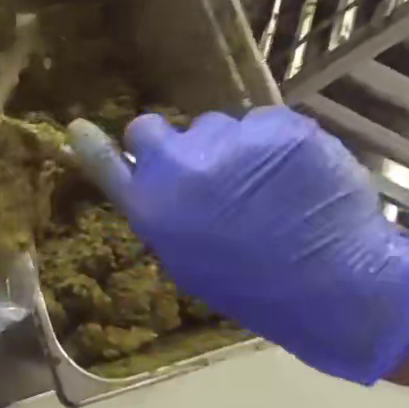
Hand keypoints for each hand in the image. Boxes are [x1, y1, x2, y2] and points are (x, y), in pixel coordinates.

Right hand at [69, 107, 408, 384]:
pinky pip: (264, 123)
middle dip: (170, 142)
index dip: (92, 145)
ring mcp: (229, 141)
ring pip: (217, 126)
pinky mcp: (278, 126)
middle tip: (204, 169)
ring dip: (230, 146)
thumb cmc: (249, 284)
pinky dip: (275, 144)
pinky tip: (294, 175)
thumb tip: (156, 181)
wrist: (330, 283)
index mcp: (152, 207)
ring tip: (263, 184)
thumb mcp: (185, 257)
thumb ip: (162, 212)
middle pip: (153, 128)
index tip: (78, 128)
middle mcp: (178, 167)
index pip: (107, 164)